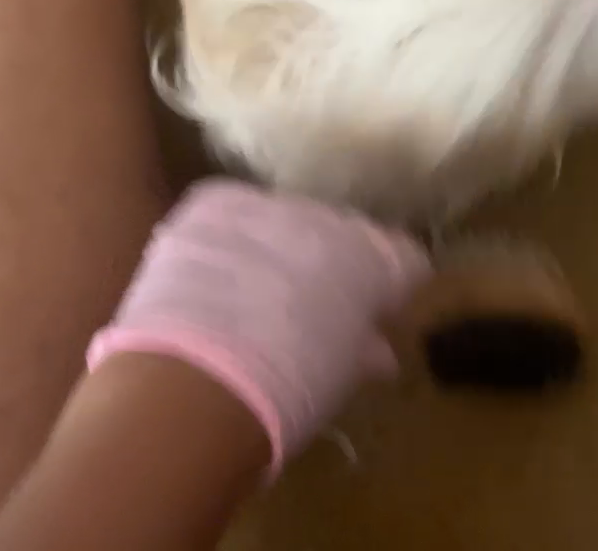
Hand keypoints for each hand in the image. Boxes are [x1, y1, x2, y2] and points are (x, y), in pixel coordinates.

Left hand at [88, 178, 429, 475]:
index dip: (391, 286)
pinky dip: (229, 236)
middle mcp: (334, 220)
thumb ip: (366, 349)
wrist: (192, 387)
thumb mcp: (343, 376)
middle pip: (344, 234)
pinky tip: (211, 275)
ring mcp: (274, 207)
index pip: (405, 257)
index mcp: (378, 260)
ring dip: (280, 250)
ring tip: (252, 295)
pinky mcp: (218, 206)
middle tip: (309, 309)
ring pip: (287, 221)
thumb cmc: (289, 391)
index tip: (374, 314)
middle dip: (332, 265)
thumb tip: (379, 351)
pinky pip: (233, 210)